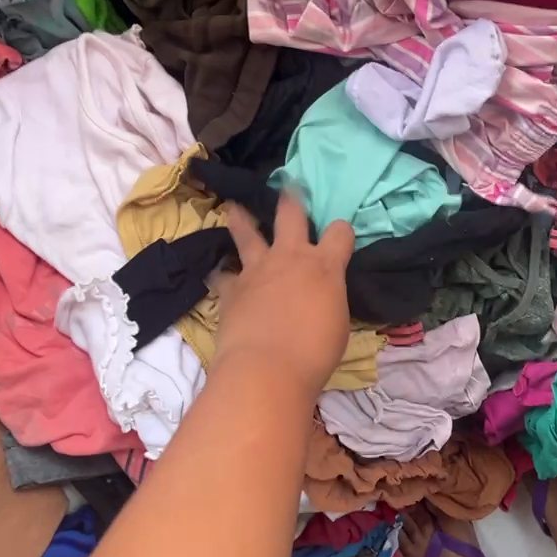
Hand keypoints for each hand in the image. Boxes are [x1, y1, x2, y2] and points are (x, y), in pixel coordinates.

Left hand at [211, 191, 354, 396]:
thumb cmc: (315, 352)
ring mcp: (257, 270)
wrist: (267, 369)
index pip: (340, 232)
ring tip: (234, 207)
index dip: (341, 231)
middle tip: (287, 187)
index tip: (340, 235)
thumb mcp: (337, 323)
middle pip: (290, 215)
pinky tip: (215, 275)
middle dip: (291, 199)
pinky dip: (220, 275)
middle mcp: (291, 258)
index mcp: (325, 266)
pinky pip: (222, 276)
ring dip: (241, 218)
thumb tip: (323, 298)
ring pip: (247, 233)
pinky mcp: (231, 290)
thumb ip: (329, 300)